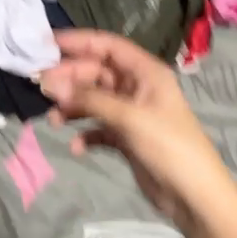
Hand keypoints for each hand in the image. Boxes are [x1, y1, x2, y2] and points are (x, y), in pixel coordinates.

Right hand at [40, 29, 231, 218]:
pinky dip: (86, 133)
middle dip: (70, 78)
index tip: (45, 44)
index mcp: (146, 72)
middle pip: (97, 72)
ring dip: (74, 106)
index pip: (107, 46)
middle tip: (42, 89)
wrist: (194, 195)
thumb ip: (90, 99)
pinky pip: (99, 127)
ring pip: (95, 100)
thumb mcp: (129, 118)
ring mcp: (132, 114)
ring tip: (54, 119)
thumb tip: (50, 82)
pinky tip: (77, 146)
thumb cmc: (168, 146)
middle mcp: (138, 87)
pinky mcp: (128, 138)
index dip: (78, 41)